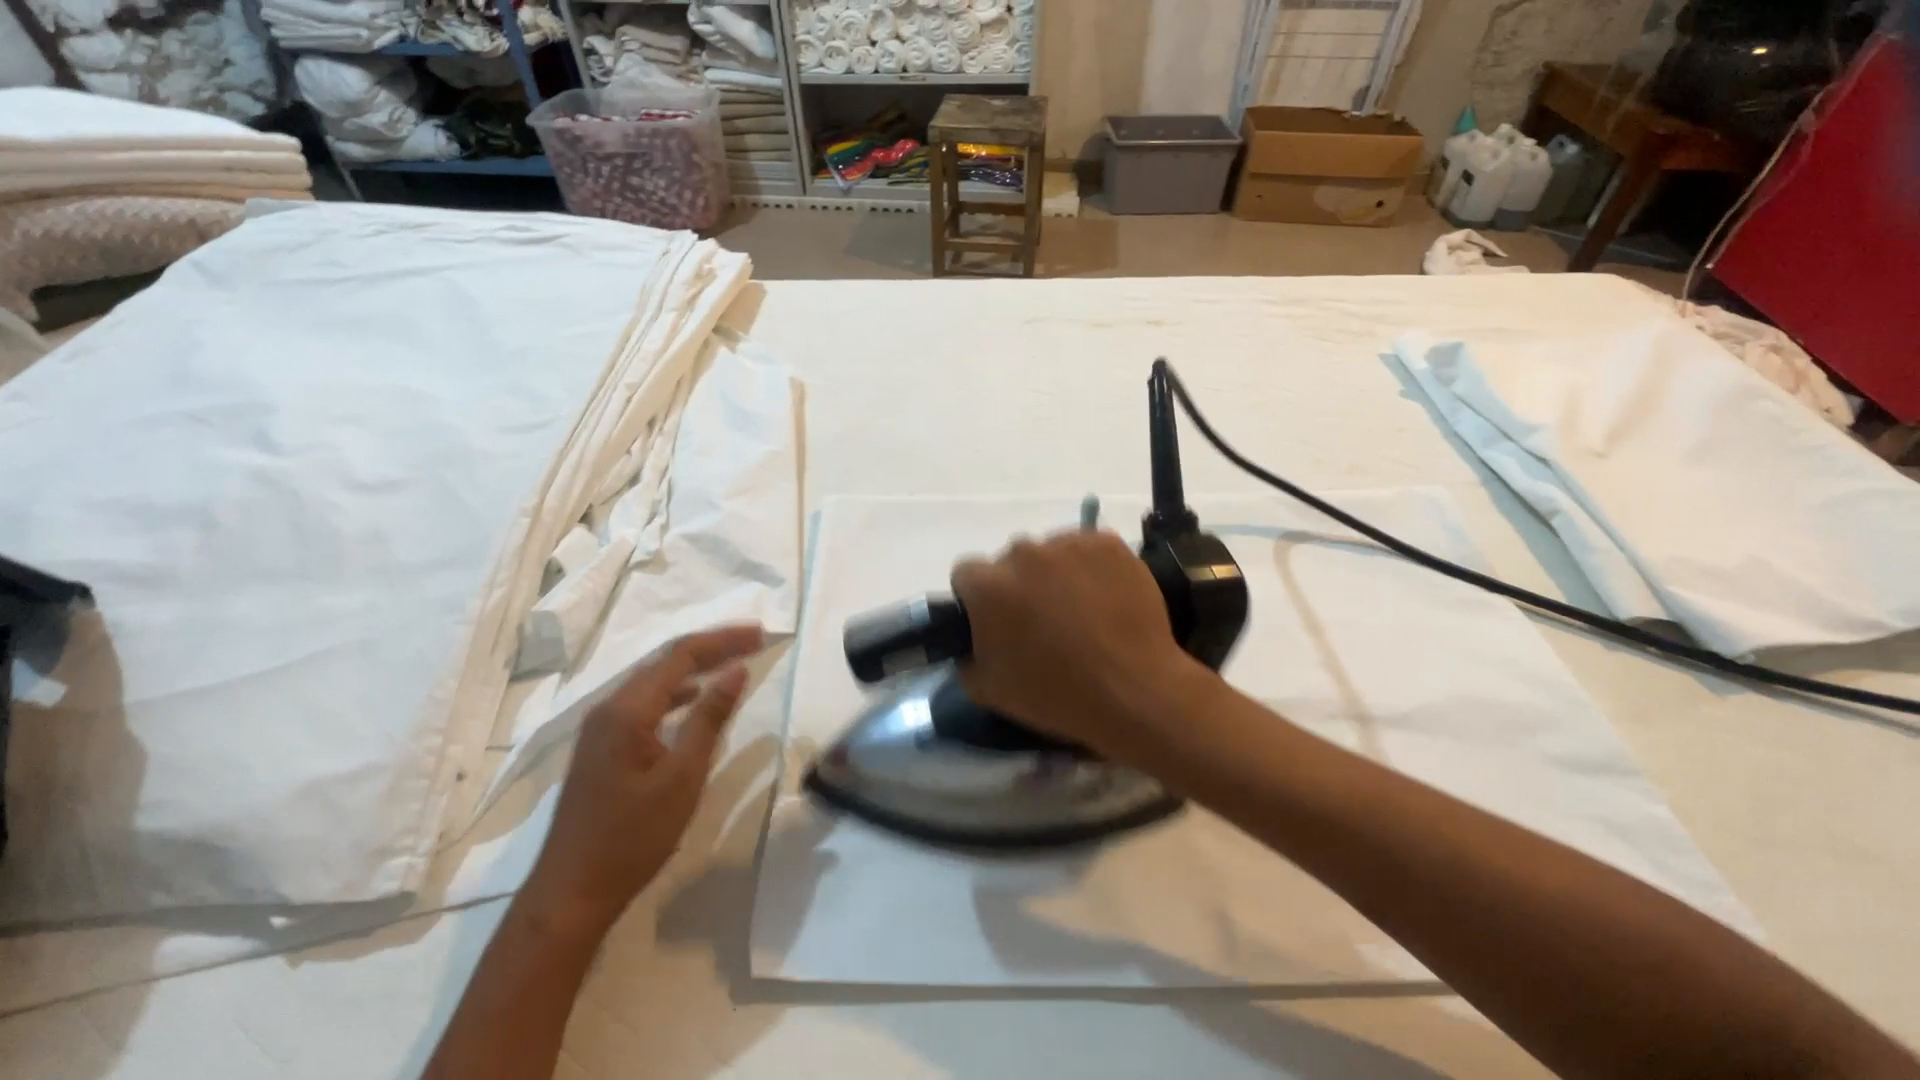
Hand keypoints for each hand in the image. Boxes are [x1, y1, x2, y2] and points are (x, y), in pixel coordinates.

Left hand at [521, 624, 764, 931]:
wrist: (573, 889)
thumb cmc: (633, 837)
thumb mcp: (682, 777)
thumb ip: (709, 719)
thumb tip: (737, 670)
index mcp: (627, 710)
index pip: (680, 655)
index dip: (723, 640)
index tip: (762, 634)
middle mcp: (609, 709)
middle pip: (665, 662)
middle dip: (711, 648)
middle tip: (755, 642)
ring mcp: (601, 728)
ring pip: (654, 681)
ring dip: (695, 669)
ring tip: (734, 664)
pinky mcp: (602, 748)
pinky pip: (644, 703)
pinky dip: (676, 693)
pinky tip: (694, 701)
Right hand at [951, 531, 1204, 762]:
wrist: (1135, 690)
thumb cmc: (1057, 695)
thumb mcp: (989, 692)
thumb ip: (966, 660)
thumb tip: (970, 646)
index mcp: (988, 587)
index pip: (966, 574)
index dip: (978, 599)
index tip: (996, 622)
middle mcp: (1024, 553)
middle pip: (1011, 561)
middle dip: (1020, 585)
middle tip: (1042, 622)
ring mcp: (1069, 544)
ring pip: (1052, 553)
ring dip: (1057, 575)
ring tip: (1081, 612)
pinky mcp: (1108, 543)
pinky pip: (1088, 550)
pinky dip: (1092, 569)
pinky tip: (1106, 600)